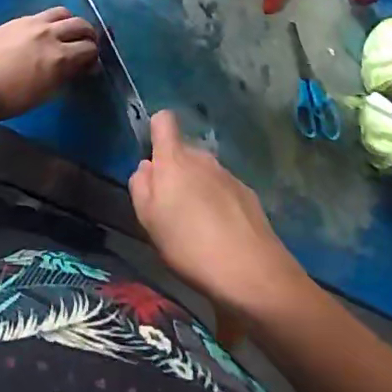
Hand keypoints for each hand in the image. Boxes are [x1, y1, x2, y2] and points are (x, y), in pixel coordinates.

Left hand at [0, 7, 97, 121]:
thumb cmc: (11, 98)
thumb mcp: (46, 92)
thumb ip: (67, 75)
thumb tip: (81, 66)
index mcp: (60, 58)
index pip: (89, 49)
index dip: (93, 57)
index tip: (90, 65)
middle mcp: (50, 35)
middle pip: (81, 25)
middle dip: (89, 35)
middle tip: (86, 45)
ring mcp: (34, 23)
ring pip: (64, 13)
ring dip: (72, 22)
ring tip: (69, 33)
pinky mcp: (20, 19)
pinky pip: (45, 14)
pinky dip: (54, 21)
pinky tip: (48, 32)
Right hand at [131, 110, 310, 319]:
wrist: (250, 271)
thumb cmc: (188, 244)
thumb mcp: (148, 219)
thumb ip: (141, 186)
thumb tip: (147, 166)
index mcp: (174, 159)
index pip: (164, 120)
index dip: (156, 131)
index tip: (153, 157)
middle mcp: (203, 158)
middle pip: (184, 150)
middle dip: (176, 170)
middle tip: (172, 206)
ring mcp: (229, 175)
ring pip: (205, 172)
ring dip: (198, 188)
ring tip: (198, 225)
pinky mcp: (248, 194)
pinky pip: (224, 189)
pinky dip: (219, 203)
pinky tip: (221, 233)